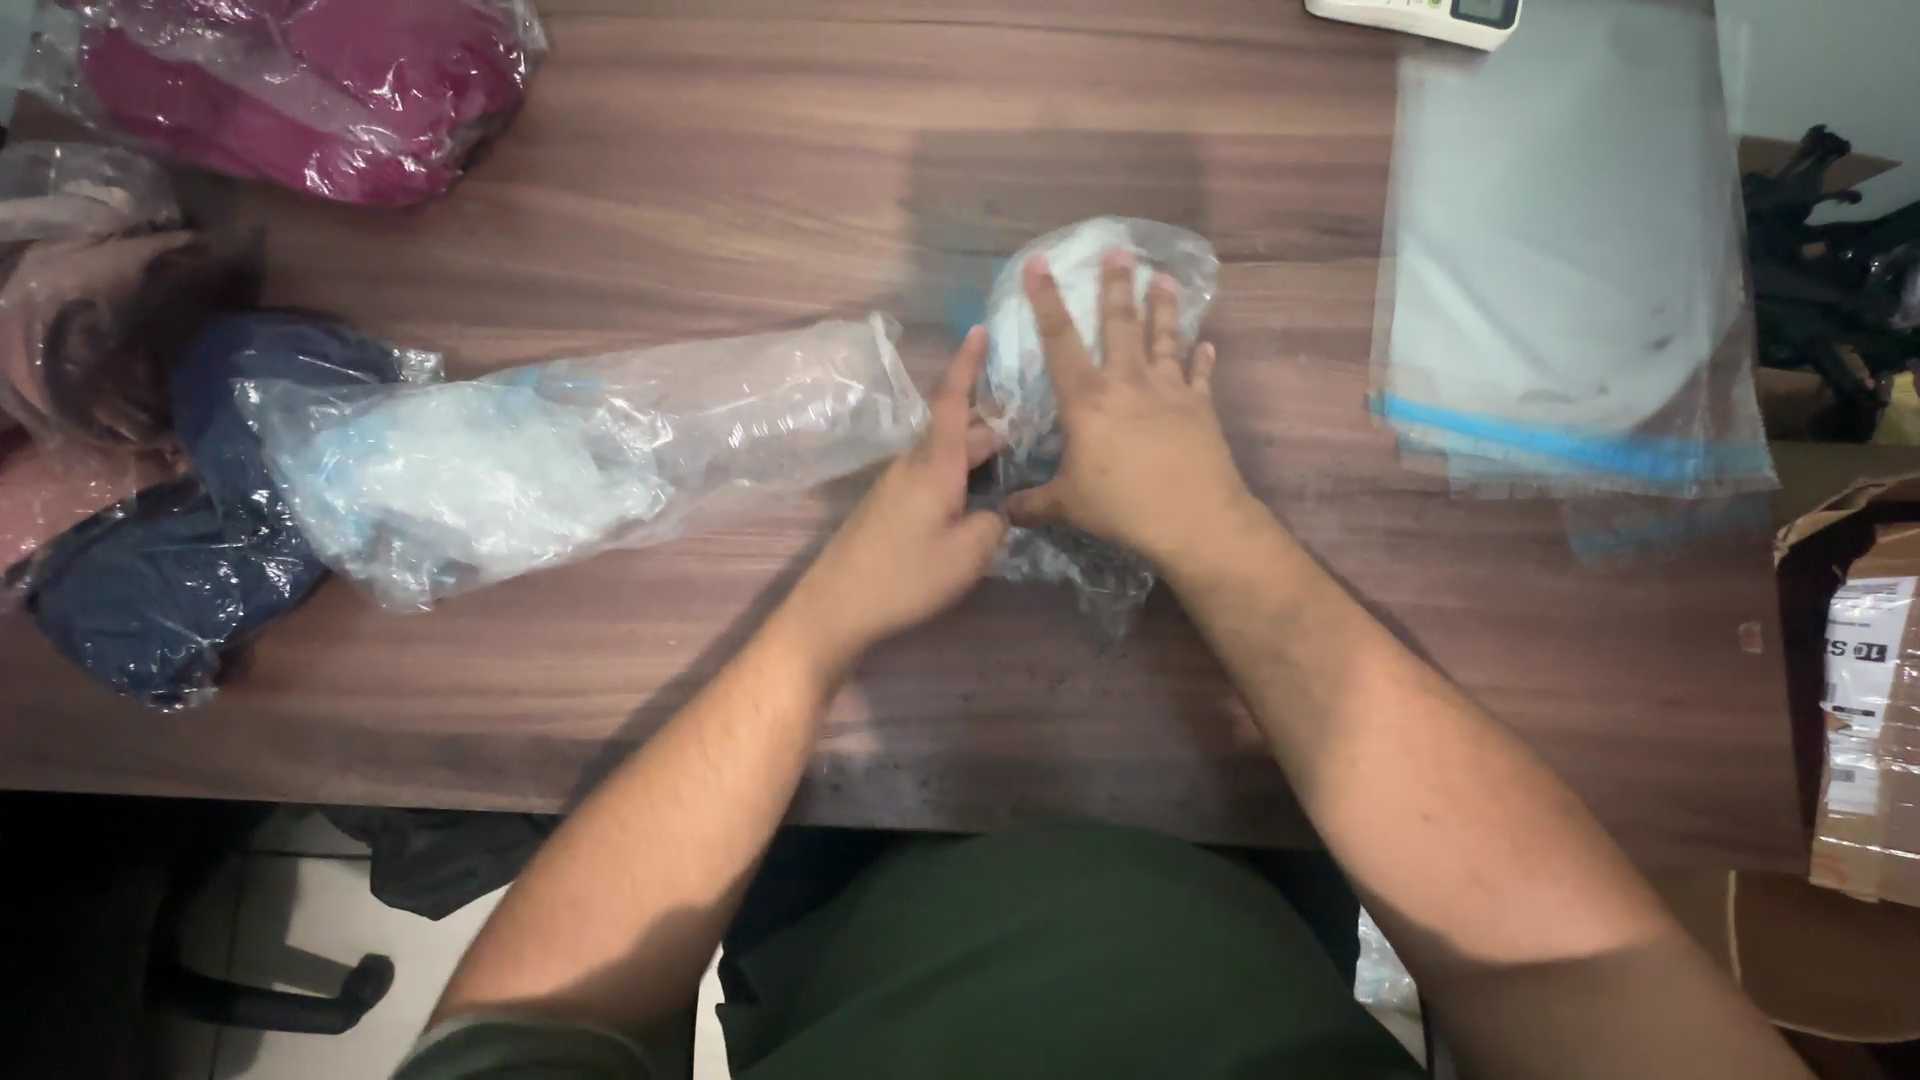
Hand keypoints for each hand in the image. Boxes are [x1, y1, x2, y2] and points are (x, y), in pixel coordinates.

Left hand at [779, 327, 1005, 676]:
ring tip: (1004, 475)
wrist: (836, 605)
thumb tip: (994, 510)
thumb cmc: (906, 576)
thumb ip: (993, 524)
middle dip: (990, 430)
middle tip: (1026, 442)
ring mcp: (894, 486)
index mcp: (935, 465)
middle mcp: (912, 465)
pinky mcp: (886, 507)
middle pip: (955, 431)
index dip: (967, 365)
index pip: (953, 401)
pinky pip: (929, 476)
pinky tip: (969, 506)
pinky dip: (955, 478)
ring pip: (942, 455)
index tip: (978, 329)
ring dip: (973, 457)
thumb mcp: (968, 554)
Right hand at [1005, 250, 1255, 567]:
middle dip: (1116, 285)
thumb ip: (1032, 503)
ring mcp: (1169, 391)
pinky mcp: (1200, 407)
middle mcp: (1128, 383)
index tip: (1039, 264)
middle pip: (1119, 324)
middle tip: (1119, 250)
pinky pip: (1200, 375)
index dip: (1045, 300)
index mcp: (1087, 400)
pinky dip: (1203, 358)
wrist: (1194, 518)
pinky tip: (1207, 344)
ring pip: (1164, 338)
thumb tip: (1003, 510)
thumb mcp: (1067, 506)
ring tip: (1164, 277)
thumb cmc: (1122, 507)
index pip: (1059, 340)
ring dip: (1163, 307)